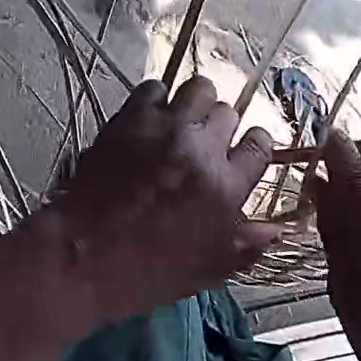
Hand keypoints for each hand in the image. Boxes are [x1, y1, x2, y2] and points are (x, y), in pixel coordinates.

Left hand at [27, 77, 277, 327]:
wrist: (83, 257)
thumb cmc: (148, 272)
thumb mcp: (208, 269)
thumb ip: (247, 245)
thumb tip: (277, 229)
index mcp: (227, 187)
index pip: (259, 146)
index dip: (254, 145)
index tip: (242, 150)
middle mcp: (203, 149)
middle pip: (228, 113)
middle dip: (221, 126)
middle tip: (205, 141)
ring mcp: (166, 129)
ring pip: (198, 89)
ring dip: (195, 103)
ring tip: (182, 120)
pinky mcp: (131, 118)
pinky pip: (154, 88)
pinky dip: (156, 100)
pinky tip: (150, 118)